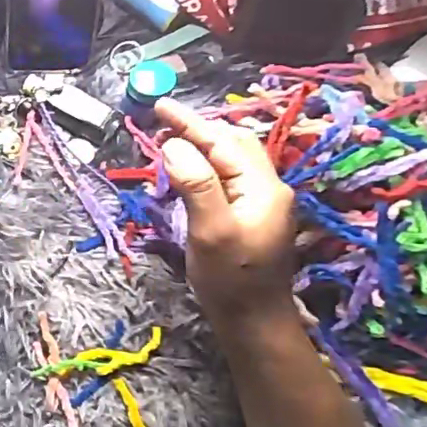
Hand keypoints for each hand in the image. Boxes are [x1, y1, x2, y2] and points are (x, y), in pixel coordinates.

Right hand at [154, 98, 297, 317]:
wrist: (253, 321)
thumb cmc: (231, 279)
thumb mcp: (210, 231)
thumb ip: (195, 184)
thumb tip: (174, 145)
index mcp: (262, 187)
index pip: (222, 142)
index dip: (189, 122)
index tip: (159, 105)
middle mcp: (267, 188)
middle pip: (232, 143)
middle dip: (197, 128)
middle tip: (160, 124)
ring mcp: (261, 201)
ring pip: (230, 158)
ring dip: (200, 145)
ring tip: (169, 141)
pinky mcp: (250, 214)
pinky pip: (227, 175)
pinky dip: (204, 163)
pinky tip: (187, 169)